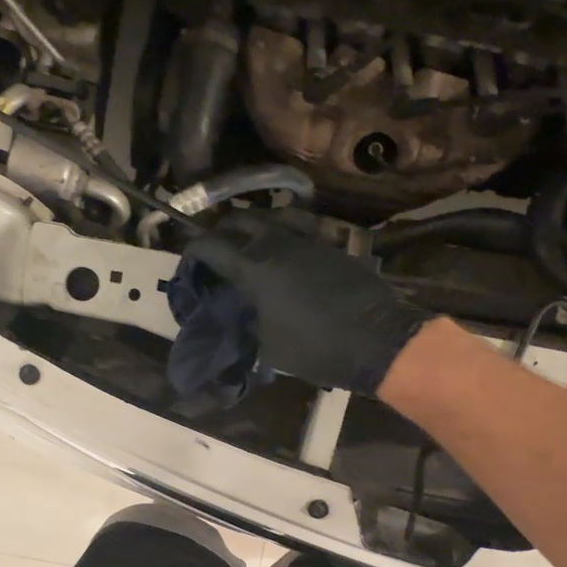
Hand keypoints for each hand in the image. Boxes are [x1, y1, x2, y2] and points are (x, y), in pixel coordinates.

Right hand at [184, 210, 432, 394]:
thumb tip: (243, 312)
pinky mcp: (332, 244)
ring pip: (273, 217)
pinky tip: (285, 245)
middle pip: (240, 221)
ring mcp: (308, 240)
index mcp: (254, 269)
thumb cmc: (317, 349)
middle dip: (222, 230)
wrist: (377, 339)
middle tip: (217, 246)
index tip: (189, 257)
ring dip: (255, 224)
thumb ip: (250, 322)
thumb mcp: (270, 346)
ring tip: (249, 239)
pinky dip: (285, 230)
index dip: (195, 249)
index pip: (212, 246)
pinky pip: (300, 227)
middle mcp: (277, 244)